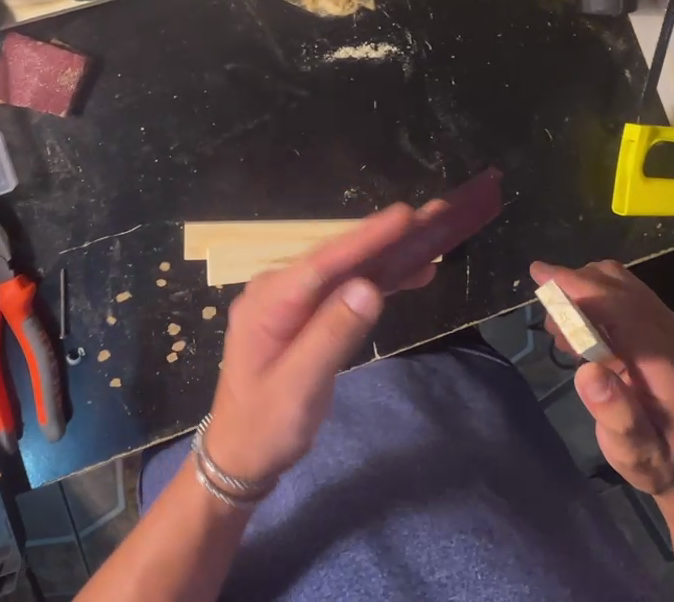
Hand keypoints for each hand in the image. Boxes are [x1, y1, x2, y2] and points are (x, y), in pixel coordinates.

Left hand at [202, 204, 442, 483]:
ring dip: (387, 257)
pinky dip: (377, 281)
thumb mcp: (298, 388)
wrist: (240, 456)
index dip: (366, 237)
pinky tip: (410, 274)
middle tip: (432, 218)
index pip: (324, 262)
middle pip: (339, 257)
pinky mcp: (306, 315)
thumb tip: (369, 288)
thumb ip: (331, 335)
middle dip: (385, 238)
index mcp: (269, 300)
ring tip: (433, 240)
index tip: (405, 216)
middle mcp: (279, 290)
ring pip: (346, 271)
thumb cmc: (265, 427)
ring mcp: (293, 301)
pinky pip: (344, 290)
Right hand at [530, 260, 673, 495]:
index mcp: (668, 363)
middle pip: (618, 285)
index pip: (622, 307)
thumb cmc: (659, 460)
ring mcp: (672, 325)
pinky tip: (581, 330)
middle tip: (550, 323)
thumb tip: (589, 372)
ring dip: (582, 291)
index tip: (539, 276)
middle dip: (574, 287)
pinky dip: (594, 297)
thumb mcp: (636, 454)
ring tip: (563, 332)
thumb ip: (616, 416)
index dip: (580, 287)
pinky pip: (623, 293)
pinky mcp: (664, 324)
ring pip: (619, 282)